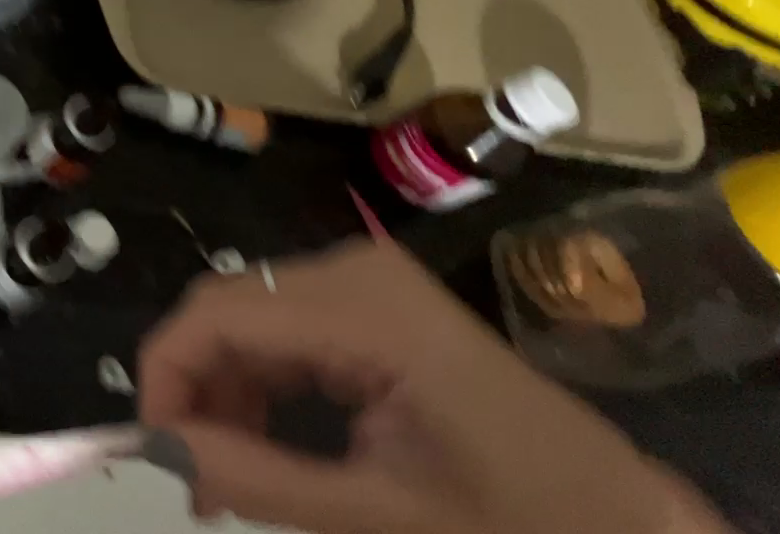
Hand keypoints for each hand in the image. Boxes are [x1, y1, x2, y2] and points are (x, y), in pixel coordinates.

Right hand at [138, 242, 730, 533]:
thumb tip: (152, 451)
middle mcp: (355, 271)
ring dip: (221, 388)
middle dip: (194, 387)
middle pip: (227, 309)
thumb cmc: (518, 527)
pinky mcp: (368, 301)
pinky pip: (277, 327)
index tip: (152, 451)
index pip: (219, 314)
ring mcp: (364, 281)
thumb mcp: (379, 518)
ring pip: (244, 317)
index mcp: (370, 310)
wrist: (627, 526)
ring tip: (222, 469)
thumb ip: (254, 479)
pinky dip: (255, 380)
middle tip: (189, 474)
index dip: (166, 374)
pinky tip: (259, 435)